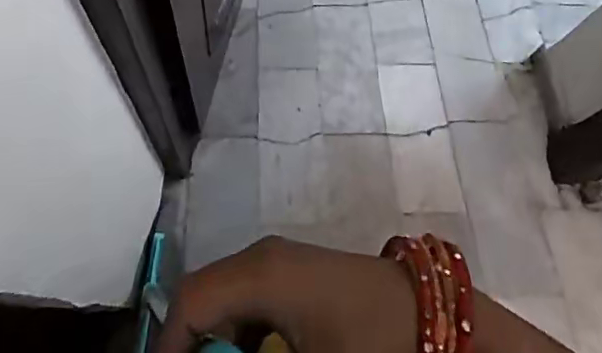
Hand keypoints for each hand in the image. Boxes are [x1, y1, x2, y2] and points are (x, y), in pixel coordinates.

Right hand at [154, 237, 417, 352]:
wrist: (434, 318)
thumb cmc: (372, 344)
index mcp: (261, 272)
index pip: (189, 302)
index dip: (167, 345)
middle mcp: (262, 258)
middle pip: (201, 303)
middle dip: (192, 346)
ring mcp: (279, 265)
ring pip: (222, 306)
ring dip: (215, 346)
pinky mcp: (294, 279)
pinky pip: (247, 308)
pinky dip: (237, 341)